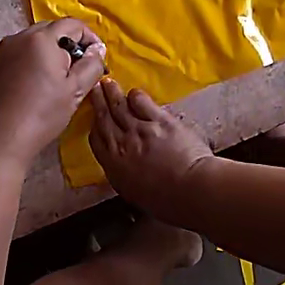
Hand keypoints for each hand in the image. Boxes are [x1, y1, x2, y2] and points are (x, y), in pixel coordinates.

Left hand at [0, 19, 106, 162]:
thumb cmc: (40, 116)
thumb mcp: (75, 90)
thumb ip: (92, 65)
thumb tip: (97, 50)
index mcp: (42, 40)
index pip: (74, 24)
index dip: (90, 39)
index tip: (97, 59)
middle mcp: (19, 38)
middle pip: (54, 29)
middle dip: (71, 45)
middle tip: (80, 71)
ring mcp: (4, 50)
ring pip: (37, 42)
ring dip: (53, 54)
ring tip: (59, 81)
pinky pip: (22, 53)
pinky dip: (35, 61)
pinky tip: (39, 86)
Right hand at [88, 79, 213, 221]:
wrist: (190, 189)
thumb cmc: (168, 201)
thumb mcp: (137, 194)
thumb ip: (127, 177)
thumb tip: (127, 171)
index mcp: (115, 166)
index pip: (97, 141)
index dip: (95, 127)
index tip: (94, 119)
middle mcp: (123, 144)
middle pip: (105, 119)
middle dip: (98, 103)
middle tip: (94, 89)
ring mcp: (141, 130)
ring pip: (120, 107)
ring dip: (112, 93)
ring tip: (108, 83)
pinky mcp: (160, 121)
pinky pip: (143, 103)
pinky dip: (136, 96)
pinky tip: (135, 93)